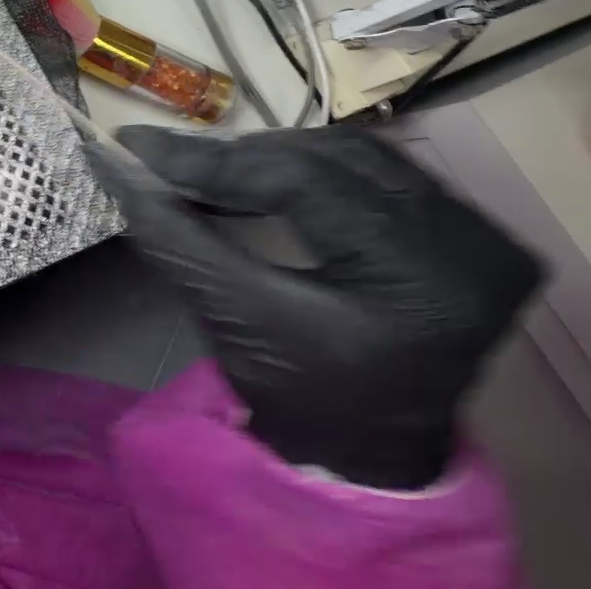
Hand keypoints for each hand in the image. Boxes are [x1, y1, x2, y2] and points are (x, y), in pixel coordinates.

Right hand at [92, 126, 542, 489]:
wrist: (363, 445)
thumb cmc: (298, 391)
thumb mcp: (228, 313)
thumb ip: (171, 233)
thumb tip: (110, 161)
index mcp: (424, 277)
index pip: (305, 181)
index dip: (211, 159)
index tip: (134, 144)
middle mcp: (474, 243)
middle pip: (330, 157)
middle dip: (233, 154)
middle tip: (160, 156)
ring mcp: (480, 232)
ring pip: (349, 151)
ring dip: (265, 154)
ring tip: (202, 167)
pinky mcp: (464, 229)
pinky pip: (369, 168)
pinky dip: (300, 164)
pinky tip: (251, 178)